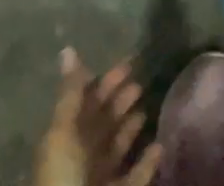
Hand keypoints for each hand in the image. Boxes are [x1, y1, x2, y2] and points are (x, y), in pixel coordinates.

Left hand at [33, 48, 161, 185]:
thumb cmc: (63, 176)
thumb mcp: (62, 132)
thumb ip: (70, 93)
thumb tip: (68, 49)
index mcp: (67, 136)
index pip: (86, 101)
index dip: (105, 80)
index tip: (129, 61)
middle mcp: (83, 154)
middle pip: (103, 121)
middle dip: (120, 99)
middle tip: (140, 79)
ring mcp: (102, 175)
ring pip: (119, 145)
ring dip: (132, 125)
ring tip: (147, 105)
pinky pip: (137, 174)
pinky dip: (148, 160)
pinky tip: (161, 143)